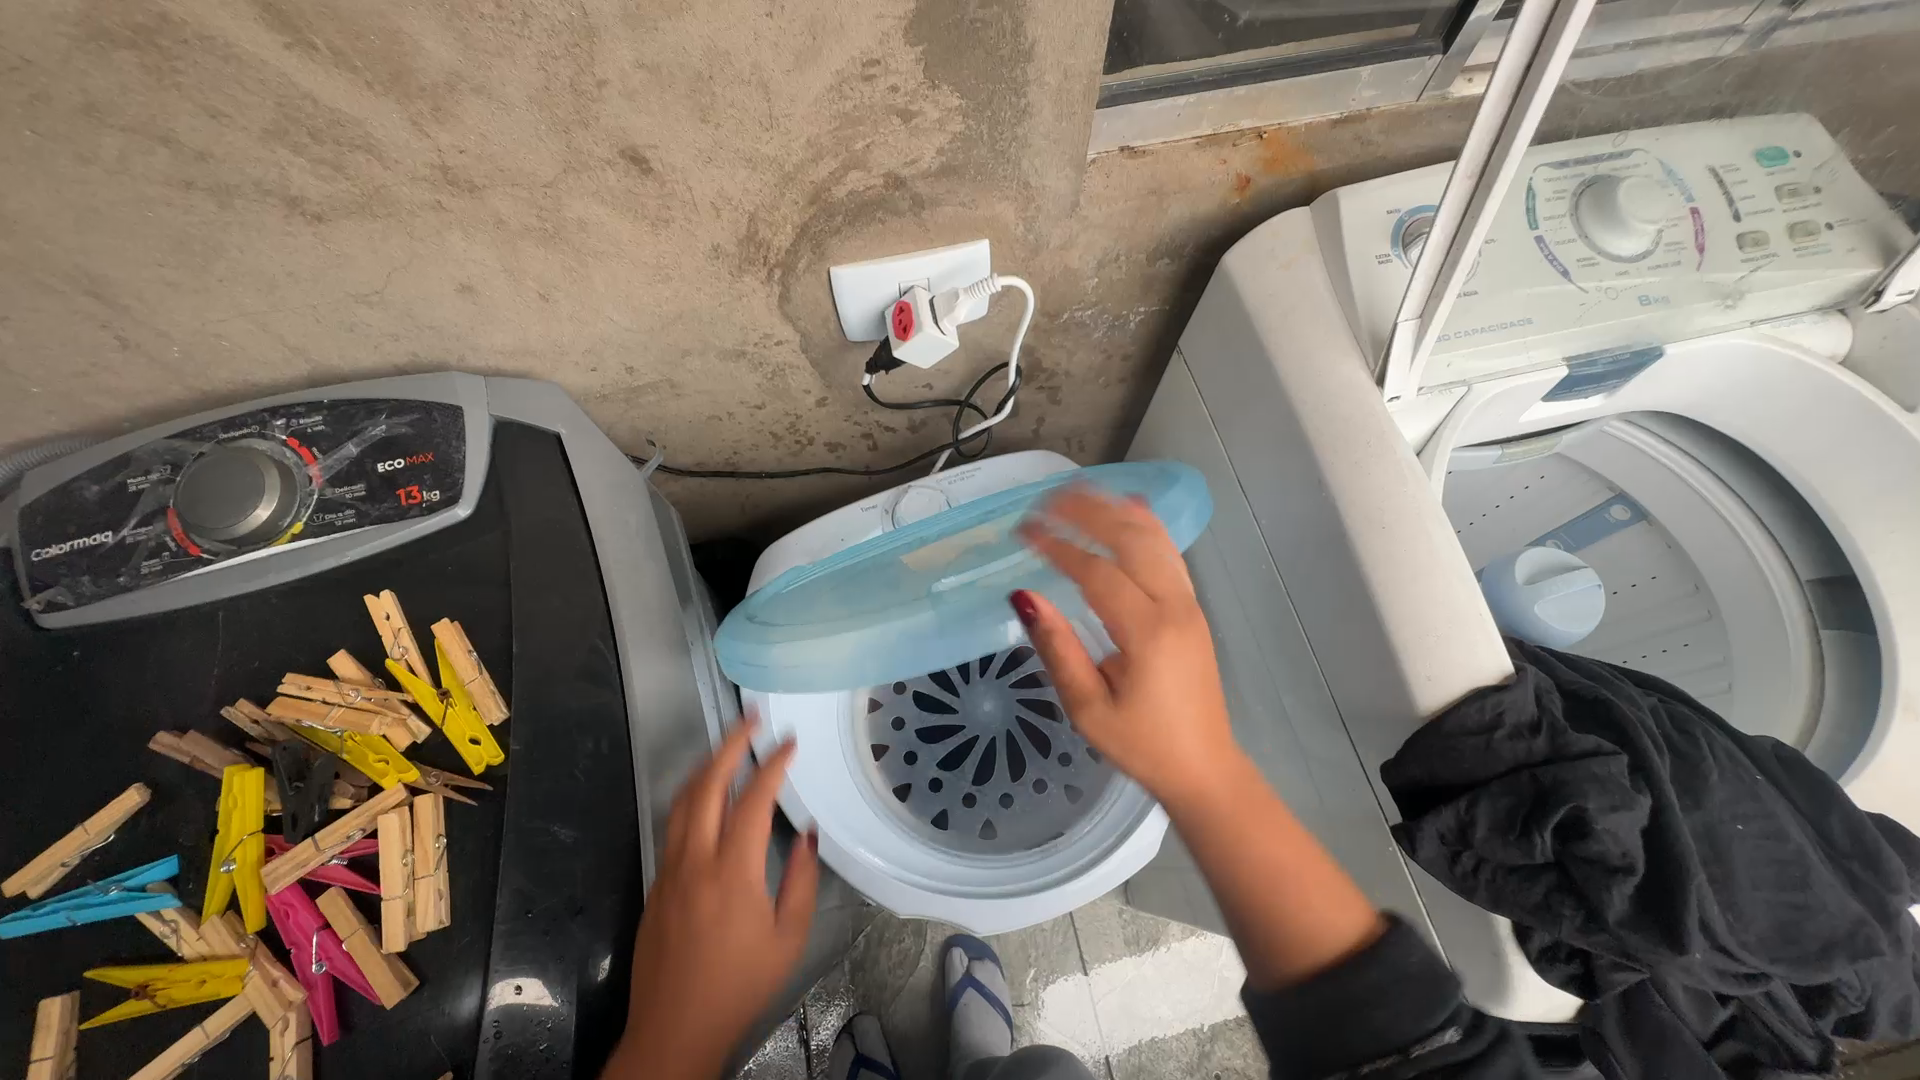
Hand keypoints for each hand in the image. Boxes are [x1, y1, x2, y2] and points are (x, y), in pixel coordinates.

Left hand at [604, 722, 818, 1079]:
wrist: (673, 1030)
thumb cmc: (739, 986)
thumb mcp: (788, 938)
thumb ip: (801, 880)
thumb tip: (805, 834)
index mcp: (732, 873)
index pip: (753, 800)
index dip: (773, 765)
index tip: (789, 742)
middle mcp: (694, 861)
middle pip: (707, 785)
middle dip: (729, 744)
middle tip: (750, 719)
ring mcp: (669, 870)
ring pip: (681, 801)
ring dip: (706, 766)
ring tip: (728, 745)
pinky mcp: (655, 883)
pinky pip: (673, 824)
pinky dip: (692, 795)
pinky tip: (707, 794)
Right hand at [1019, 489, 1384, 988]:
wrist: (1204, 766)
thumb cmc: (1142, 745)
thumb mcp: (1088, 708)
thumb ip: (1058, 649)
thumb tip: (1025, 598)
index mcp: (1147, 633)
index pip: (1097, 572)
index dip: (1058, 546)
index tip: (1023, 531)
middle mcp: (1174, 607)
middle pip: (1130, 539)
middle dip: (1087, 511)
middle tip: (1045, 499)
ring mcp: (1190, 604)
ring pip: (1154, 539)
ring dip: (1115, 509)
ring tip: (1079, 490)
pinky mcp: (1193, 608)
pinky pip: (1170, 553)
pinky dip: (1147, 524)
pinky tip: (1129, 506)